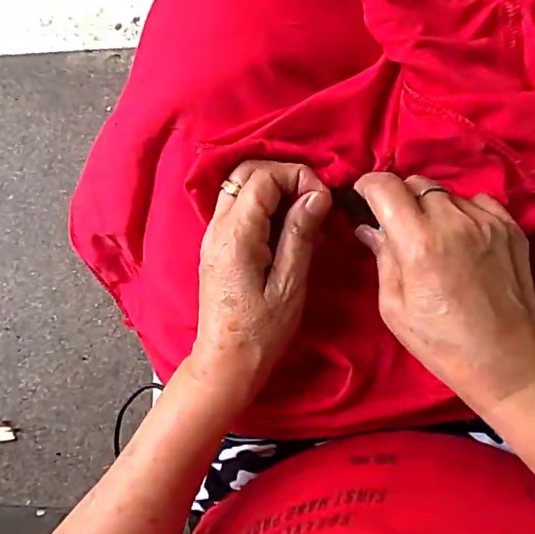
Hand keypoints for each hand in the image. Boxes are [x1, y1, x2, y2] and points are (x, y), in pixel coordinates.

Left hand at [190, 161, 331, 394]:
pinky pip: (237, 206)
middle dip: (284, 175)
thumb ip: (300, 233)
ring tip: (302, 212)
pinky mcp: (216, 245)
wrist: (226, 361)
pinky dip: (263, 204)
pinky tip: (286, 227)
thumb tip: (317, 194)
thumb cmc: (262, 330)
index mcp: (235, 234)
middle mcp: (217, 226)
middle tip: (313, 199)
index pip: (262, 177)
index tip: (322, 200)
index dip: (296, 176)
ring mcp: (212, 234)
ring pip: (239, 186)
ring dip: (273, 188)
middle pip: (245, 172)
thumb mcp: (290, 284)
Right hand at [354, 172, 534, 409]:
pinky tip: (462, 239)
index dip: (369, 187)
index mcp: (420, 243)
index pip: (386, 186)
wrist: (508, 359)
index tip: (364, 198)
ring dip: (432, 207)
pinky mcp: (511, 227)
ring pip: (447, 193)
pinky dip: (462, 212)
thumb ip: (382, 258)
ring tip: (433, 237)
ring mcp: (487, 221)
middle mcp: (455, 222)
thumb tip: (369, 228)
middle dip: (401, 197)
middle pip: (417, 183)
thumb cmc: (442, 342)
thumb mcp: (395, 308)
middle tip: (398, 224)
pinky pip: (477, 202)